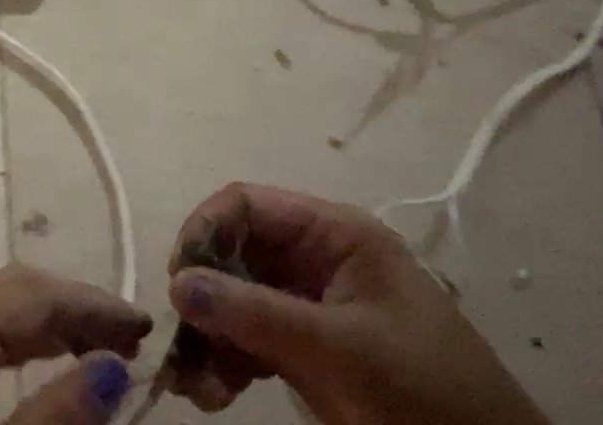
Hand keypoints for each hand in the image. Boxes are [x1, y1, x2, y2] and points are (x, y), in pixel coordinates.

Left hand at [0, 265, 153, 424]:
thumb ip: (60, 414)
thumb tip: (114, 366)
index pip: (36, 295)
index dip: (94, 305)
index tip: (147, 325)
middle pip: (18, 289)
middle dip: (78, 306)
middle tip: (134, 338)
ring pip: (1, 303)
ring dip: (56, 318)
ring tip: (108, 347)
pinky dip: (27, 334)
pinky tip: (55, 354)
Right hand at [165, 183, 548, 424]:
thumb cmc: (426, 389)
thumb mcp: (341, 348)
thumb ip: (256, 313)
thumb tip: (177, 283)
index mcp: (333, 235)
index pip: (248, 206)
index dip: (205, 231)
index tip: (178, 278)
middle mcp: (313, 260)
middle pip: (232, 256)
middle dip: (200, 297)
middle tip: (178, 342)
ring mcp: (307, 306)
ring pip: (232, 302)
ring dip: (207, 339)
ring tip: (194, 387)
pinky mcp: (305, 349)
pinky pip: (247, 341)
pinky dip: (224, 364)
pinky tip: (212, 395)